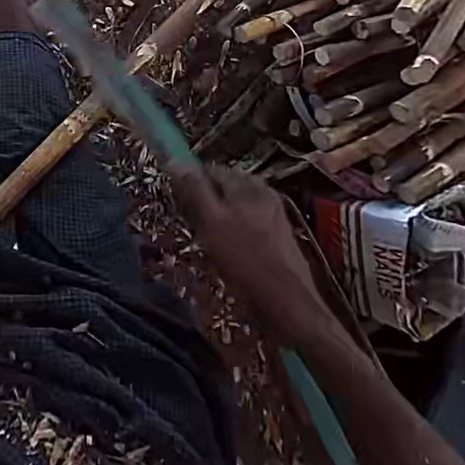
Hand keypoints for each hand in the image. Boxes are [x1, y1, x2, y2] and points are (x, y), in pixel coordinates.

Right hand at [169, 164, 339, 344]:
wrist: (290, 303)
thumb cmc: (246, 262)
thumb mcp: (212, 224)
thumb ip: (194, 191)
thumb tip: (175, 160)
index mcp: (247, 184)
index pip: (212, 170)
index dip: (191, 181)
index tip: (177, 202)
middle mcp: (264, 192)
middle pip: (227, 186)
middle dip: (208, 199)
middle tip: (192, 223)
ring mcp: (275, 213)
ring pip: (239, 205)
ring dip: (222, 217)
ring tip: (209, 241)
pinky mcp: (281, 235)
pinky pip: (251, 223)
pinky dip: (237, 231)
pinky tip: (232, 253)